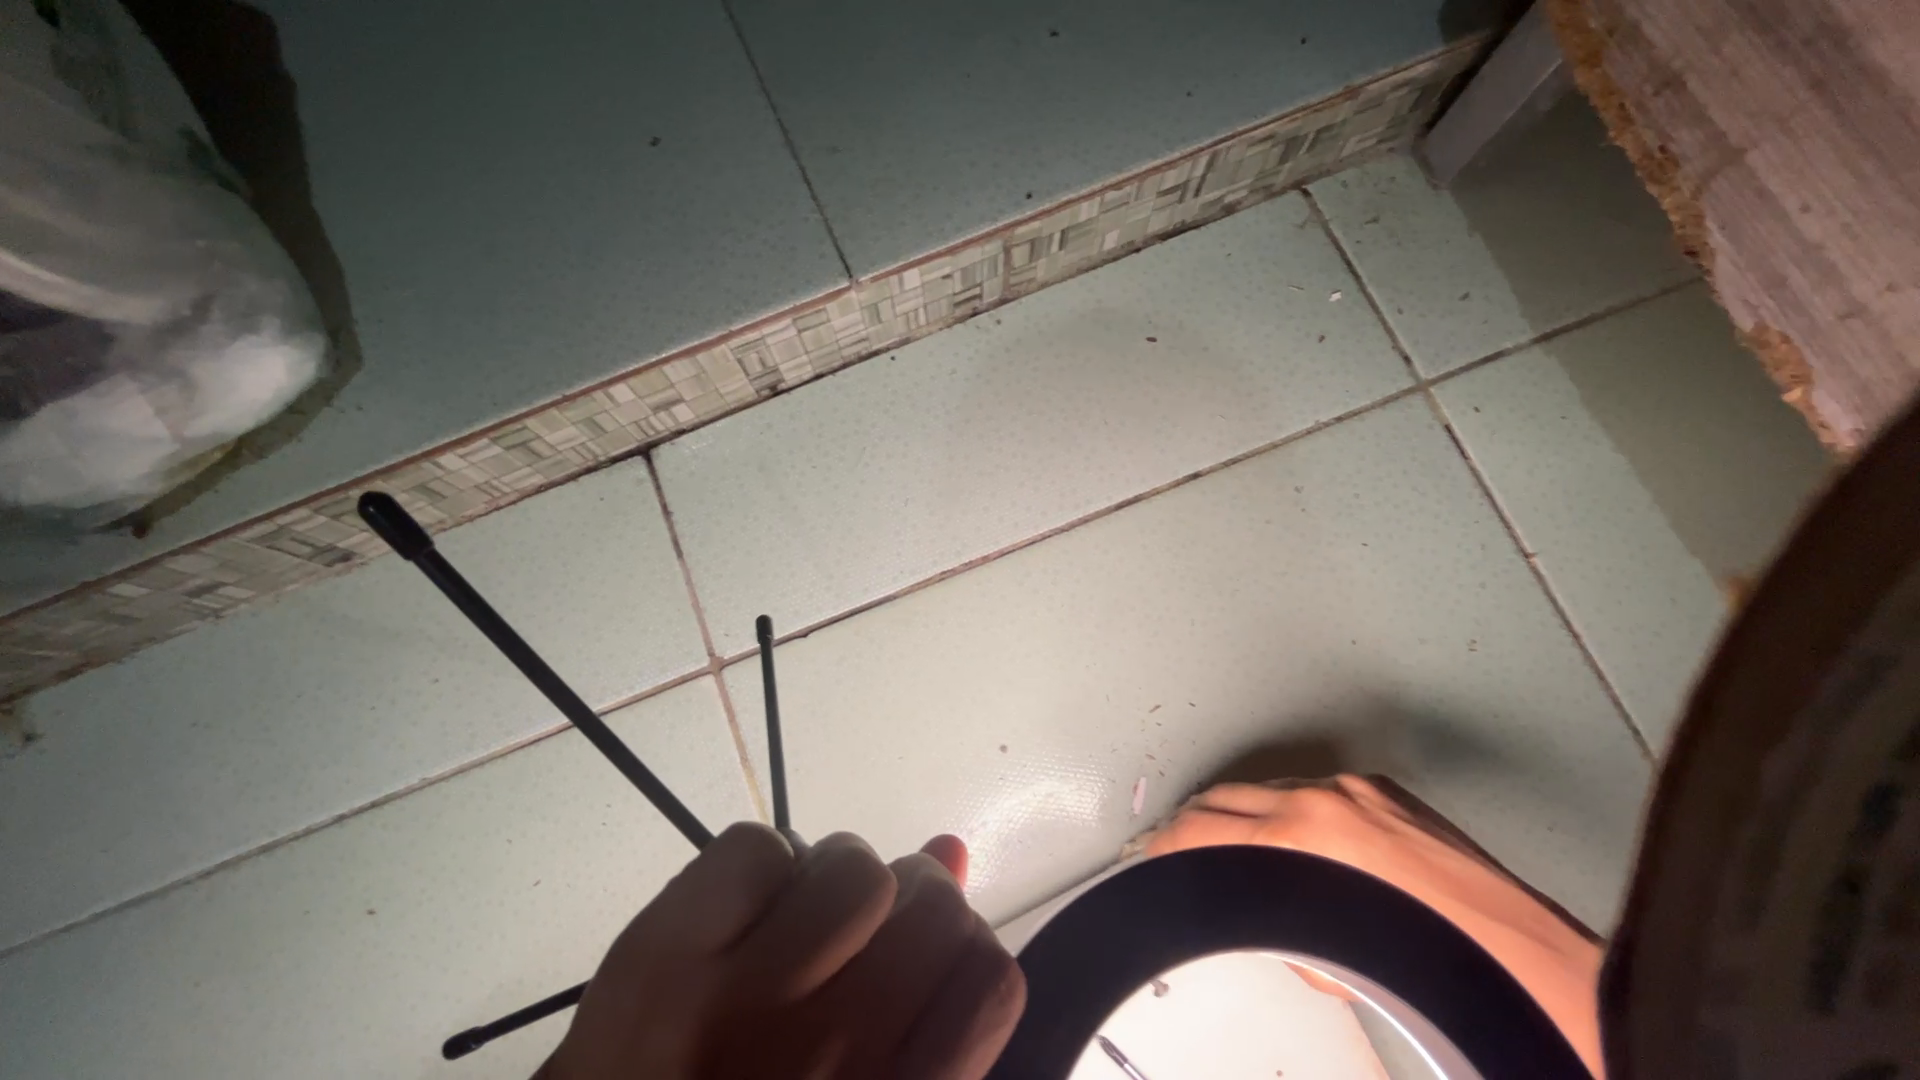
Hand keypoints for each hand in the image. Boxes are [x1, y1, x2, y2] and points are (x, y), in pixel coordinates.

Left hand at [538, 824, 1024, 1079]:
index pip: (991, 981)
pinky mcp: (657, 956)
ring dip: (836, 879)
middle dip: (909, 902)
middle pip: (931, 907)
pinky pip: (759, 847)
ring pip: (853, 865)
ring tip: (797, 927)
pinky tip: (738, 920)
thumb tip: (952, 848)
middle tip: (860, 938)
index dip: (966, 949)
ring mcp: (735, 1006)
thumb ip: (932, 998)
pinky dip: (760, 867)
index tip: (924, 963)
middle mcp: (825, 1062)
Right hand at [1142, 775, 1605, 1077]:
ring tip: (1231, 847)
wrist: (1537, 969)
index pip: (1199, 830)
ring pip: (1265, 790)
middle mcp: (1324, 801)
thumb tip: (1252, 915)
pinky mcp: (1384, 792)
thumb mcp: (1329, 959)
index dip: (1166, 847)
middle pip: (1221, 798)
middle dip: (1192, 825)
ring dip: (1239, 815)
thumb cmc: (1445, 973)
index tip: (1154, 858)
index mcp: (1301, 839)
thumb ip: (1274, 924)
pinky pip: (1313, 793)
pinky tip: (1293, 840)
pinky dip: (1289, 810)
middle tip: (1178, 852)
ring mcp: (1357, 791)